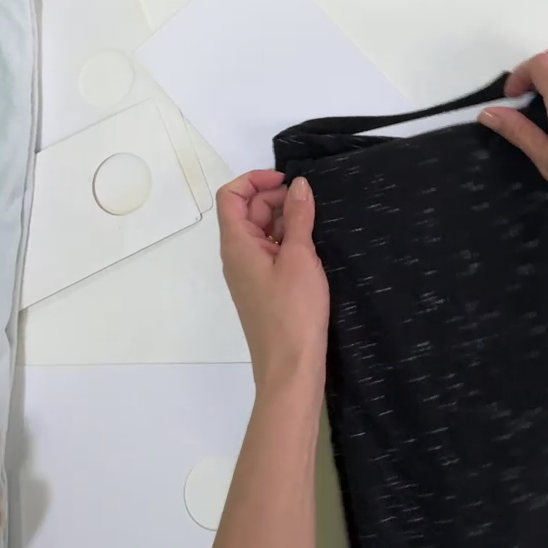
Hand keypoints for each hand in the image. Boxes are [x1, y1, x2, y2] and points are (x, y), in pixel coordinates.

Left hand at [217, 170, 328, 388]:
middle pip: (248, 210)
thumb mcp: (300, 257)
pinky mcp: (265, 286)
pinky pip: (271, 249)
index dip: (255, 179)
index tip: (288, 181)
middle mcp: (237, 255)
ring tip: (316, 222)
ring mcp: (250, 272)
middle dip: (276, 197)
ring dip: (285, 218)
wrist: (291, 368)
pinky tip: (313, 243)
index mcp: (236, 244)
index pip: (231, 195)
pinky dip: (289, 239)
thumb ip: (298, 216)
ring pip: (262, 229)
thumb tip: (299, 184)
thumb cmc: (292, 311)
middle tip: (310, 202)